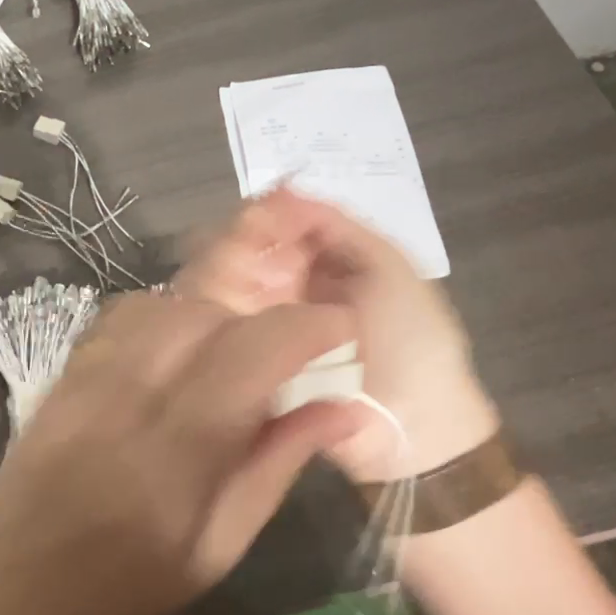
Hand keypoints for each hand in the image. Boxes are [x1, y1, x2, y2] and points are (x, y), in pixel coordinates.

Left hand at [0, 291, 368, 614]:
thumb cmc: (128, 590)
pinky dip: (154, 320)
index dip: (304, 327)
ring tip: (225, 355)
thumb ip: (275, 466)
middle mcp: (119, 407)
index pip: (246, 357)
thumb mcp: (217, 548)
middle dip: (256, 321)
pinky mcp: (51, 385)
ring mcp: (76, 389)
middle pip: (199, 317)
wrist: (21, 595)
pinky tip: (170, 354)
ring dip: (204, 316)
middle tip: (281, 356)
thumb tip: (343, 408)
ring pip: (152, 309)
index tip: (339, 330)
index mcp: (170, 461)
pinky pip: (109, 325)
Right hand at [176, 188, 499, 481]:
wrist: (408, 427)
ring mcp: (261, 323)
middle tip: (228, 251)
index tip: (251, 217)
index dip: (263, 215)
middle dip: (234, 244)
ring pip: (223, 282)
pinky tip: (204, 302)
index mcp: (325, 262)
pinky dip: (206, 308)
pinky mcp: (242, 356)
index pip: (280, 223)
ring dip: (217, 273)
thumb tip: (282, 187)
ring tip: (219, 277)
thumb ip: (338, 225)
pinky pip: (216, 323)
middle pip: (245, 251)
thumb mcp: (389, 268)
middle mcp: (287, 287)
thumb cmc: (411, 342)